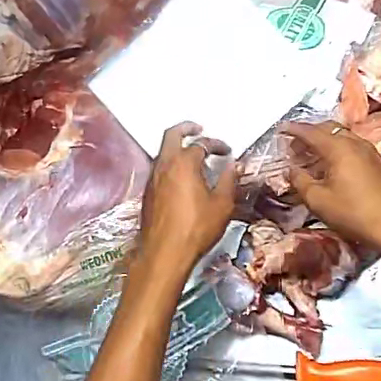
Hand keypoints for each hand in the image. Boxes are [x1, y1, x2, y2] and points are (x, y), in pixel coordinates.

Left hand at [135, 123, 237, 284]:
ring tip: (192, 153)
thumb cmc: (196, 228)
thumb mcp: (222, 205)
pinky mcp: (147, 192)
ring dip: (177, 146)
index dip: (216, 144)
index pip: (202, 144)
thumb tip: (233, 166)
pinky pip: (159, 167)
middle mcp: (164, 164)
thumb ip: (228, 181)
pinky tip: (181, 176)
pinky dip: (170, 163)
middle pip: (172, 135)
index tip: (227, 151)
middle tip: (198, 128)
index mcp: (184, 163)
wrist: (164, 253)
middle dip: (186, 128)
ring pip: (162, 151)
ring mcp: (152, 178)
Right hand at [282, 121, 380, 253]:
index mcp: (338, 148)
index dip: (293, 130)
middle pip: (328, 129)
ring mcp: (369, 152)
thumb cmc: (354, 213)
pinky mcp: (378, 163)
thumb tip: (291, 170)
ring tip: (311, 156)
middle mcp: (355, 143)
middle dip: (309, 134)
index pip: (310, 132)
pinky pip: (352, 147)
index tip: (281, 130)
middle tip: (294, 146)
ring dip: (324, 142)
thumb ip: (300, 181)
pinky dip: (337, 149)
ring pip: (342, 137)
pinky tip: (332, 166)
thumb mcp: (318, 200)